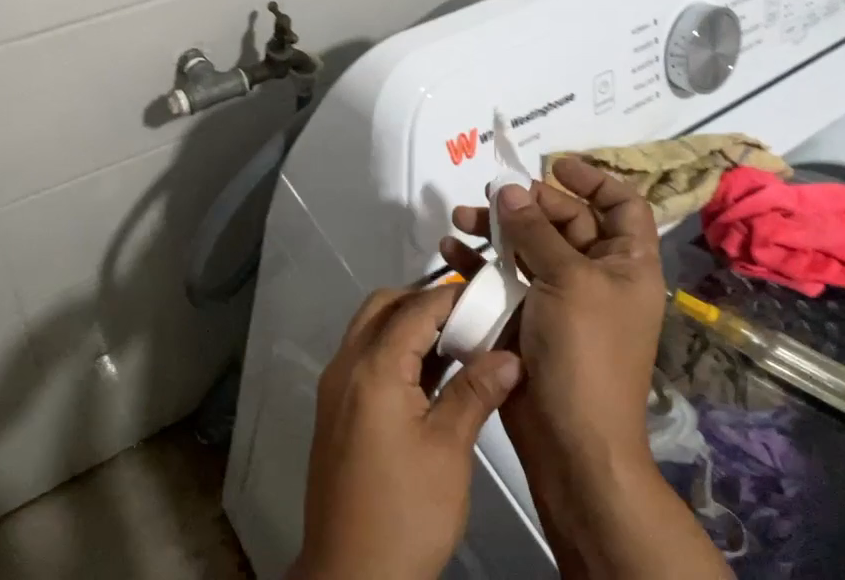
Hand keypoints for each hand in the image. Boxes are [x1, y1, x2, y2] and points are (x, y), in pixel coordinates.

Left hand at [292, 285, 522, 579]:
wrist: (352, 572)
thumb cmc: (406, 510)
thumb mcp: (449, 450)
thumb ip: (475, 392)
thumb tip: (508, 355)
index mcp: (371, 369)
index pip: (413, 309)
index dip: (452, 295)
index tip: (489, 293)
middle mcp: (345, 368)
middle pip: (382, 308)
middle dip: (424, 303)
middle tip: (470, 317)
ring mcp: (336, 390)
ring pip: (370, 333)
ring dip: (409, 327)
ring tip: (460, 341)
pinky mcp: (337, 413)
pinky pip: (365, 361)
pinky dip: (396, 353)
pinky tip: (434, 374)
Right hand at [443, 159, 728, 579]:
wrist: (569, 437)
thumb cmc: (585, 352)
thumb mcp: (567, 281)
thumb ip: (535, 230)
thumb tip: (510, 188)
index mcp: (625, 264)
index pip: (621, 205)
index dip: (593, 180)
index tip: (554, 165)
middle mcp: (594, 275)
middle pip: (562, 221)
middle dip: (525, 203)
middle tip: (488, 195)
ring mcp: (557, 298)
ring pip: (525, 247)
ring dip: (494, 229)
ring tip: (459, 218)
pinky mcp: (523, 317)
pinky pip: (500, 278)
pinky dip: (477, 262)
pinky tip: (451, 251)